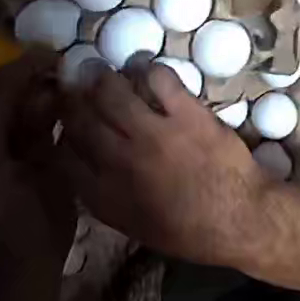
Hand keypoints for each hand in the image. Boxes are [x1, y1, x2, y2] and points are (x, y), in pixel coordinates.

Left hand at [0, 53, 75, 274]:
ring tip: (44, 81)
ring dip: (8, 88)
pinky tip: (37, 108)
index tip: (52, 56)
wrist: (20, 272)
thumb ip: (46, 132)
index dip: (21, 70)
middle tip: (47, 65)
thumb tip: (51, 93)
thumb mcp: (54, 177)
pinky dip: (8, 107)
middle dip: (10, 73)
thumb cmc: (43, 229)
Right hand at [55, 59, 270, 266]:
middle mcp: (121, 160)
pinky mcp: (186, 114)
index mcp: (105, 195)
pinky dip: (148, 69)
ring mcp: (154, 134)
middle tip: (76, 84)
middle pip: (80, 118)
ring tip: (105, 73)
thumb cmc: (189, 231)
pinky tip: (147, 71)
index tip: (64, 121)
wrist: (240, 218)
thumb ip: (105, 196)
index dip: (59, 133)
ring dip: (104, 78)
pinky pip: (158, 78)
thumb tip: (85, 168)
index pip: (62, 155)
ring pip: (112, 91)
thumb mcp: (135, 226)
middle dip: (72, 98)